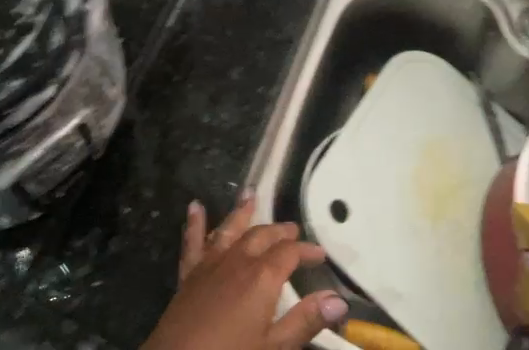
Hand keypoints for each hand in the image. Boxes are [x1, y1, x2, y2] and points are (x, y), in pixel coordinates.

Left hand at [142, 192, 349, 349]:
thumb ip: (306, 320)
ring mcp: (210, 264)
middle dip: (279, 231)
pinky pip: (193, 242)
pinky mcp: (189, 274)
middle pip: (262, 236)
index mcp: (262, 277)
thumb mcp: (275, 346)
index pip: (289, 254)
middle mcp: (237, 261)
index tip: (320, 253)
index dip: (306, 250)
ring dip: (241, 212)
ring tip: (249, 194)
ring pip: (229, 229)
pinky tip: (195, 207)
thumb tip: (338, 299)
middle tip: (292, 228)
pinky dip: (195, 223)